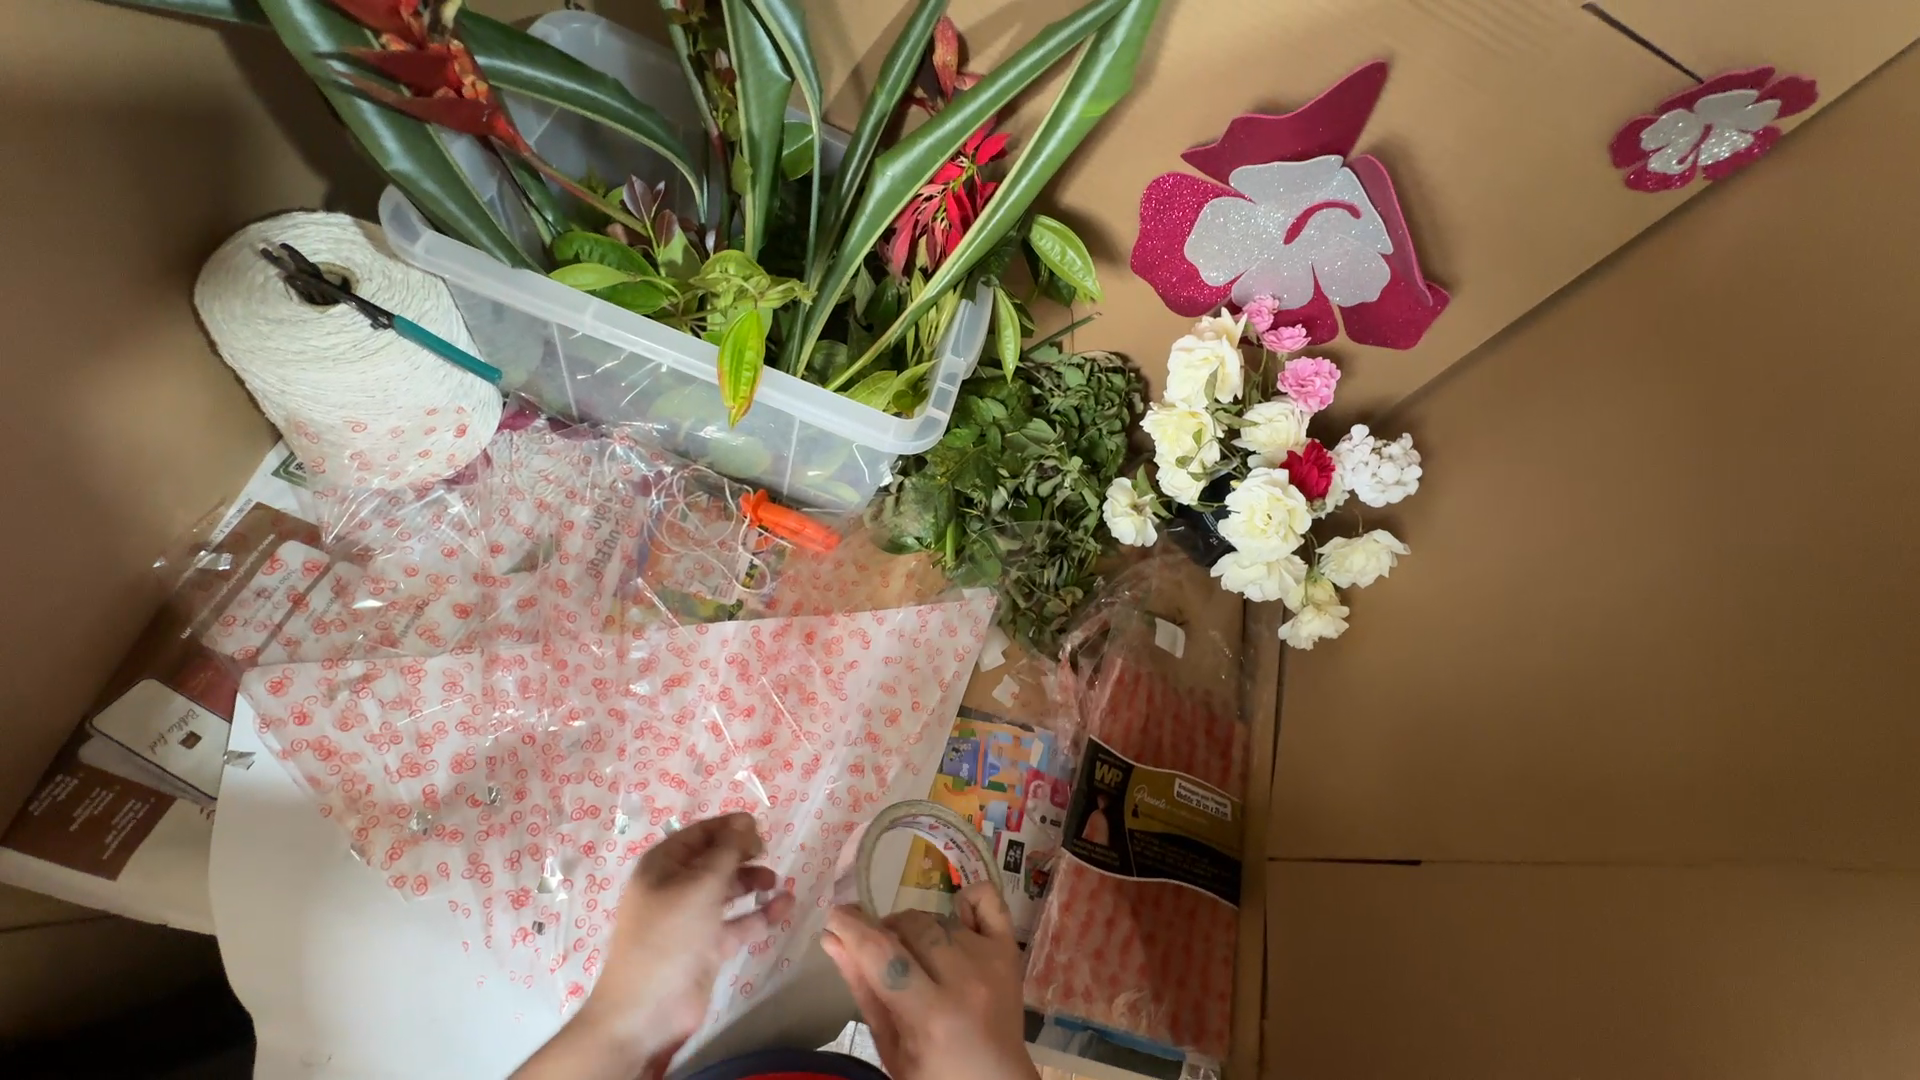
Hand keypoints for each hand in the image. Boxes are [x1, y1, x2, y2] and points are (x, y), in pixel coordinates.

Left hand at [512, 812, 795, 1079]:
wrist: (646, 1010)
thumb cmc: (670, 934)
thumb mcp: (700, 884)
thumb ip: (728, 849)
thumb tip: (745, 821)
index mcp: (663, 866)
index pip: (699, 833)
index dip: (728, 827)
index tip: (759, 826)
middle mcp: (676, 887)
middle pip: (715, 860)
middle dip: (743, 854)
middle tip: (767, 852)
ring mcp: (692, 918)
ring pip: (729, 891)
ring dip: (753, 883)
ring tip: (775, 882)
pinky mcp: (708, 946)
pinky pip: (739, 922)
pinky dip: (760, 914)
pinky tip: (784, 907)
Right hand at [821, 883, 1037, 1079]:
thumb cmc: (935, 1075)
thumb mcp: (891, 1047)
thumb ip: (863, 990)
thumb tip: (832, 939)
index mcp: (931, 1016)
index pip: (882, 955)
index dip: (853, 929)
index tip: (835, 916)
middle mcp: (964, 980)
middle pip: (912, 927)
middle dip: (887, 931)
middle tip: (883, 953)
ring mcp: (991, 960)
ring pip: (939, 916)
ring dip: (919, 930)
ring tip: (920, 958)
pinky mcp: (1009, 949)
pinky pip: (987, 898)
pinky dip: (967, 899)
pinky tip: (956, 919)